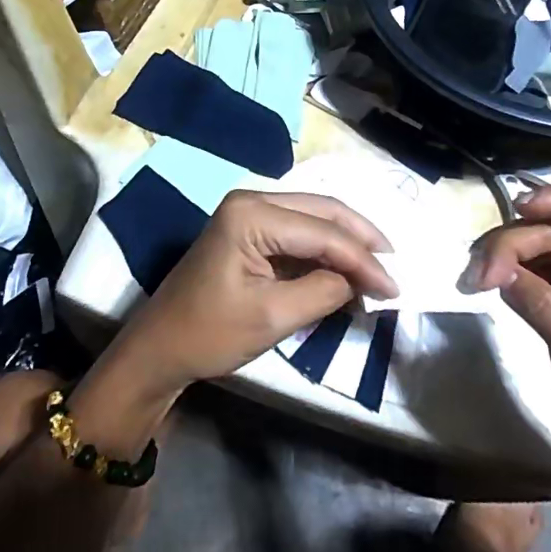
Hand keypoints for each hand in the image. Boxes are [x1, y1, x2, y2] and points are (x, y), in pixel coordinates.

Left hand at [106, 191, 398, 400]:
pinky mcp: (252, 230)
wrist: (156, 351)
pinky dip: (327, 251)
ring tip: (377, 269)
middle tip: (394, 266)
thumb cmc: (208, 334)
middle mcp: (254, 200)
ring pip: (316, 218)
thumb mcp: (273, 317)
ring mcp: (251, 212)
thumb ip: (325, 291)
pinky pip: (300, 232)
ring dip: (347, 243)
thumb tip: (364, 280)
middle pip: (324, 212)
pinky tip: (347, 269)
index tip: (394, 289)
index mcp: (252, 214)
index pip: (323, 233)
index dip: (364, 260)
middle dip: (361, 239)